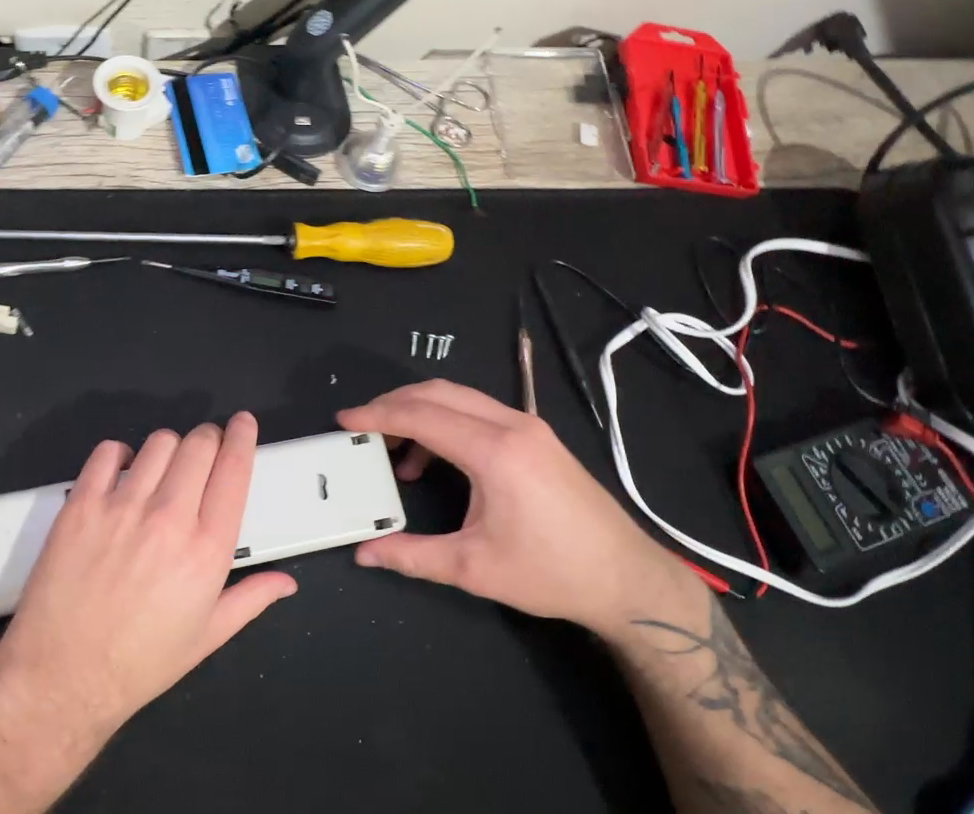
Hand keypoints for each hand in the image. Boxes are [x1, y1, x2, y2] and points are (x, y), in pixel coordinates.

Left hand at [0, 412, 297, 741]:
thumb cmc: (140, 661)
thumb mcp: (207, 636)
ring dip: (170, 447)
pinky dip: (121, 454)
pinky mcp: (81, 504)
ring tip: (165, 468)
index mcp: (208, 549)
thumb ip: (251, 599)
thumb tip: (286, 582)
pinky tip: (124, 472)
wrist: (65, 675)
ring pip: (159, 442)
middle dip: (209, 438)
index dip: (243, 437)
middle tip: (206, 450)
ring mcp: (122, 507)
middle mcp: (169, 518)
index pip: (234, 470)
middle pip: (199, 444)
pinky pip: (107, 453)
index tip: (243, 424)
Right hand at [339, 380, 693, 635]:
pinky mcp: (538, 438)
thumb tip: (364, 553)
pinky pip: (479, 413)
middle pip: (438, 393)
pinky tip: (434, 460)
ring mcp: (530, 428)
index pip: (422, 415)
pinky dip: (446, 423)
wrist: (628, 579)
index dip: (377, 415)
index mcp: (494, 451)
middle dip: (393, 404)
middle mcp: (513, 426)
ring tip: (393, 449)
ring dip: (420, 412)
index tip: (344, 420)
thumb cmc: (551, 573)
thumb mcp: (473, 568)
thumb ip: (411, 555)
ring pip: (460, 398)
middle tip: (362, 427)